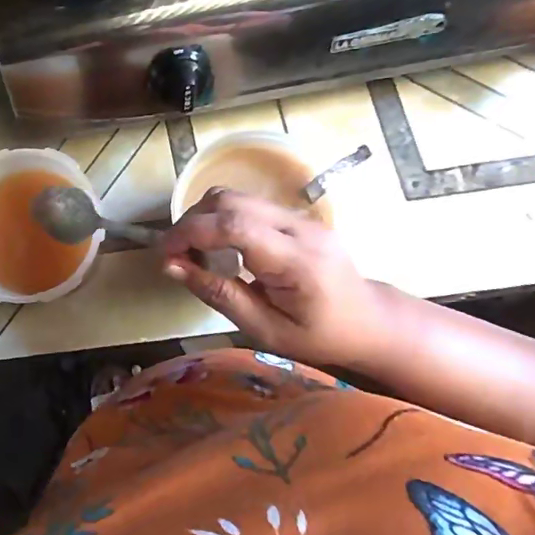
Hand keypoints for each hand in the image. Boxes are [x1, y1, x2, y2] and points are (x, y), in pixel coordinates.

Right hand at [161, 190, 389, 369]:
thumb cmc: (319, 337)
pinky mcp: (296, 217)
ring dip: (204, 217)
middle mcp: (299, 227)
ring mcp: (300, 217)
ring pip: (238, 197)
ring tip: (192, 251)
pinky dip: (222, 219)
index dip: (191, 232)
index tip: (164, 254)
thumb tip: (172, 267)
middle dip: (192, 221)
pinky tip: (217, 246)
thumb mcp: (266, 330)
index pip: (235, 225)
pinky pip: (250, 206)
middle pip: (232, 200)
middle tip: (174, 255)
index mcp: (296, 260)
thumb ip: (220, 294)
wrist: (369, 321)